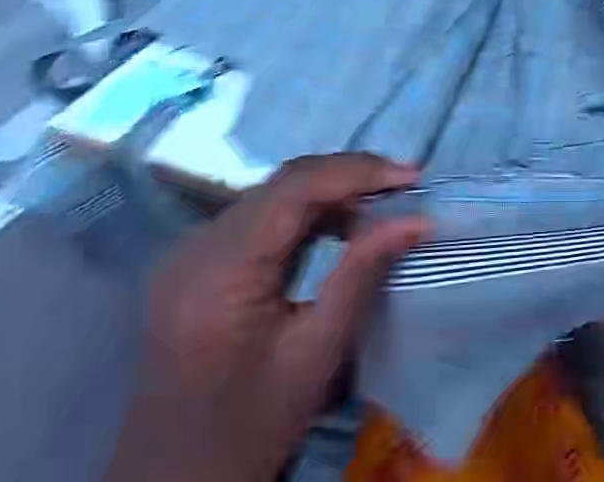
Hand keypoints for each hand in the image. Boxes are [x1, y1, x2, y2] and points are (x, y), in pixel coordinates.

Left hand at [105, 154, 430, 481]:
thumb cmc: (248, 431)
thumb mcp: (315, 357)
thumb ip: (362, 275)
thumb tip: (415, 221)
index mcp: (219, 271)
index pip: (293, 188)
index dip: (356, 171)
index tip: (411, 177)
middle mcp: (195, 246)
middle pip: (281, 185)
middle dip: (347, 178)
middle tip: (403, 188)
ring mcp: (187, 251)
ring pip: (270, 195)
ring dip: (327, 194)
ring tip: (379, 207)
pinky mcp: (192, 261)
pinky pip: (256, 218)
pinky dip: (301, 215)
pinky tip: (337, 228)